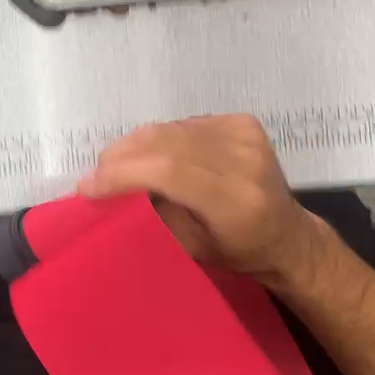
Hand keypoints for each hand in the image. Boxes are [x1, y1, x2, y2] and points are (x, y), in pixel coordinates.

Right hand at [78, 114, 329, 288]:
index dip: (122, 173)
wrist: (286, 235)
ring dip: (136, 145)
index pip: (169, 170)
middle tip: (96, 175)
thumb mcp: (188, 247)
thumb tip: (109, 186)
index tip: (88, 186)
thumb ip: (153, 211)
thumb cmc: (236, 251)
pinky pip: (185, 124)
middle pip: (166, 143)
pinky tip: (153, 155)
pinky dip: (161, 138)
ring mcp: (246, 136)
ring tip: (115, 164)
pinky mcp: (244, 122)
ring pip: (171, 129)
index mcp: (235, 201)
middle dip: (121, 156)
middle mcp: (244, 161)